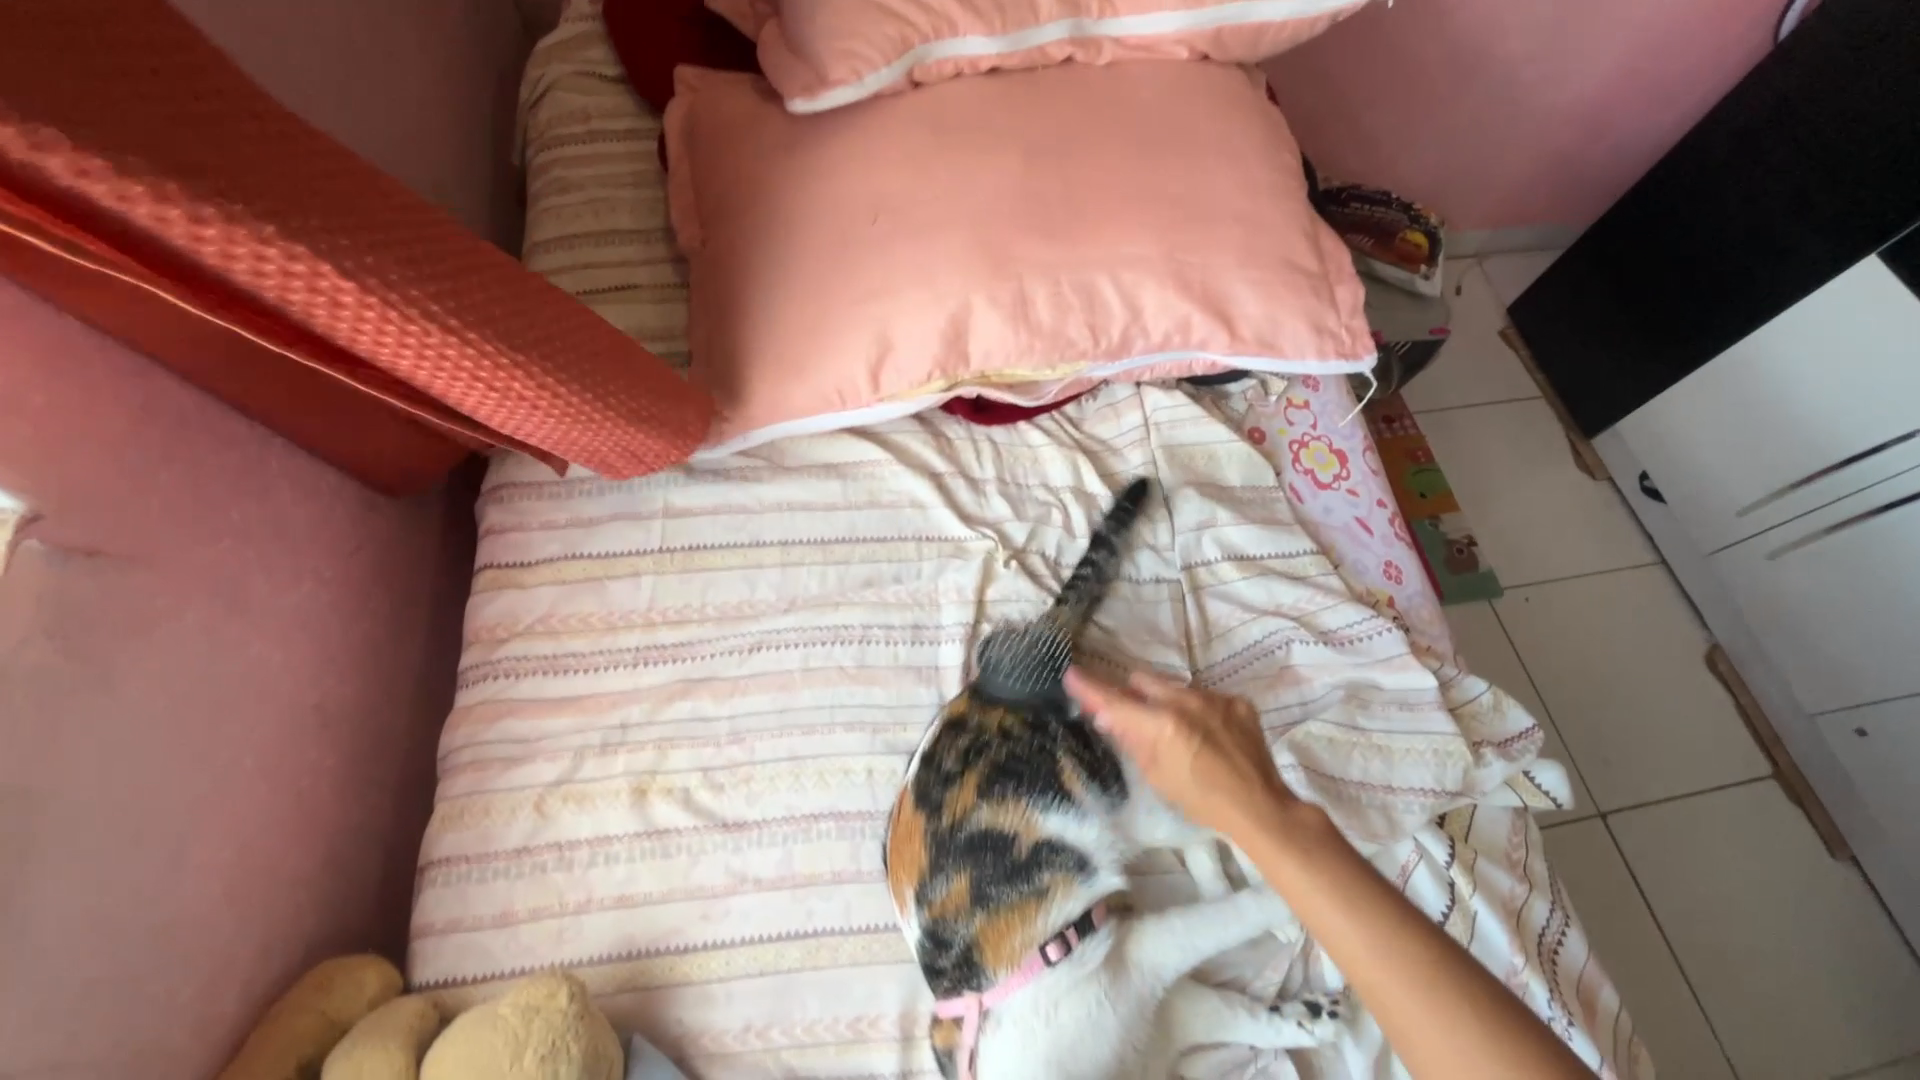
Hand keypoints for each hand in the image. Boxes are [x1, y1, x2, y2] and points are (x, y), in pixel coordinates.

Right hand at [1063, 667, 1295, 836]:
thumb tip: (1107, 716)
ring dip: (1166, 702)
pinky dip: (1198, 711)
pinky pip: (1204, 696)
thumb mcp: (1156, 776)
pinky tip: (1207, 735)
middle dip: (1132, 694)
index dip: (1090, 689)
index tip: (1072, 674)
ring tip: (1178, 733)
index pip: (1116, 701)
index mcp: (1163, 724)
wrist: (1260, 806)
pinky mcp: (1237, 701)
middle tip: (1133, 715)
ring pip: (1175, 687)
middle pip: (1143, 681)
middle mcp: (1187, 701)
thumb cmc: (1201, 800)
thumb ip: (1131, 740)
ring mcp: (1215, 698)